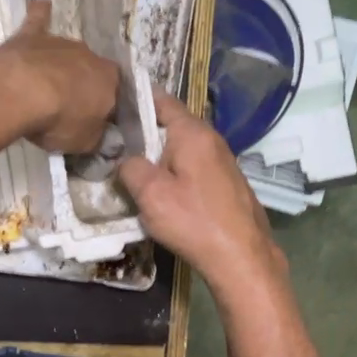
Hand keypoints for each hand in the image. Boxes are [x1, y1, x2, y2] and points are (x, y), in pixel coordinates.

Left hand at [0, 0, 119, 152]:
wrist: (21, 93)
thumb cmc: (58, 120)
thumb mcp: (85, 141)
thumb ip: (97, 137)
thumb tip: (102, 136)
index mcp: (109, 80)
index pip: (114, 95)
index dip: (104, 110)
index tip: (91, 122)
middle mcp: (89, 55)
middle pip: (89, 71)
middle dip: (80, 87)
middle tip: (64, 107)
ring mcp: (60, 43)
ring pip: (65, 54)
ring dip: (59, 67)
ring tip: (43, 86)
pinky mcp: (31, 36)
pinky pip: (39, 20)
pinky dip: (40, 14)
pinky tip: (42, 4)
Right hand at [120, 90, 285, 286]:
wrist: (242, 258)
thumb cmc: (193, 220)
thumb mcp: (149, 193)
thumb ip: (130, 168)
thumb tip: (127, 161)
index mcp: (192, 133)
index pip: (162, 100)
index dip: (137, 98)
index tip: (114, 101)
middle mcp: (212, 140)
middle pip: (171, 126)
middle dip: (144, 132)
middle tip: (114, 143)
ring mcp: (223, 163)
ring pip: (182, 150)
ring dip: (159, 156)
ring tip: (133, 170)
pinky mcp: (226, 185)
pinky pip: (193, 168)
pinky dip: (174, 173)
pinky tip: (162, 193)